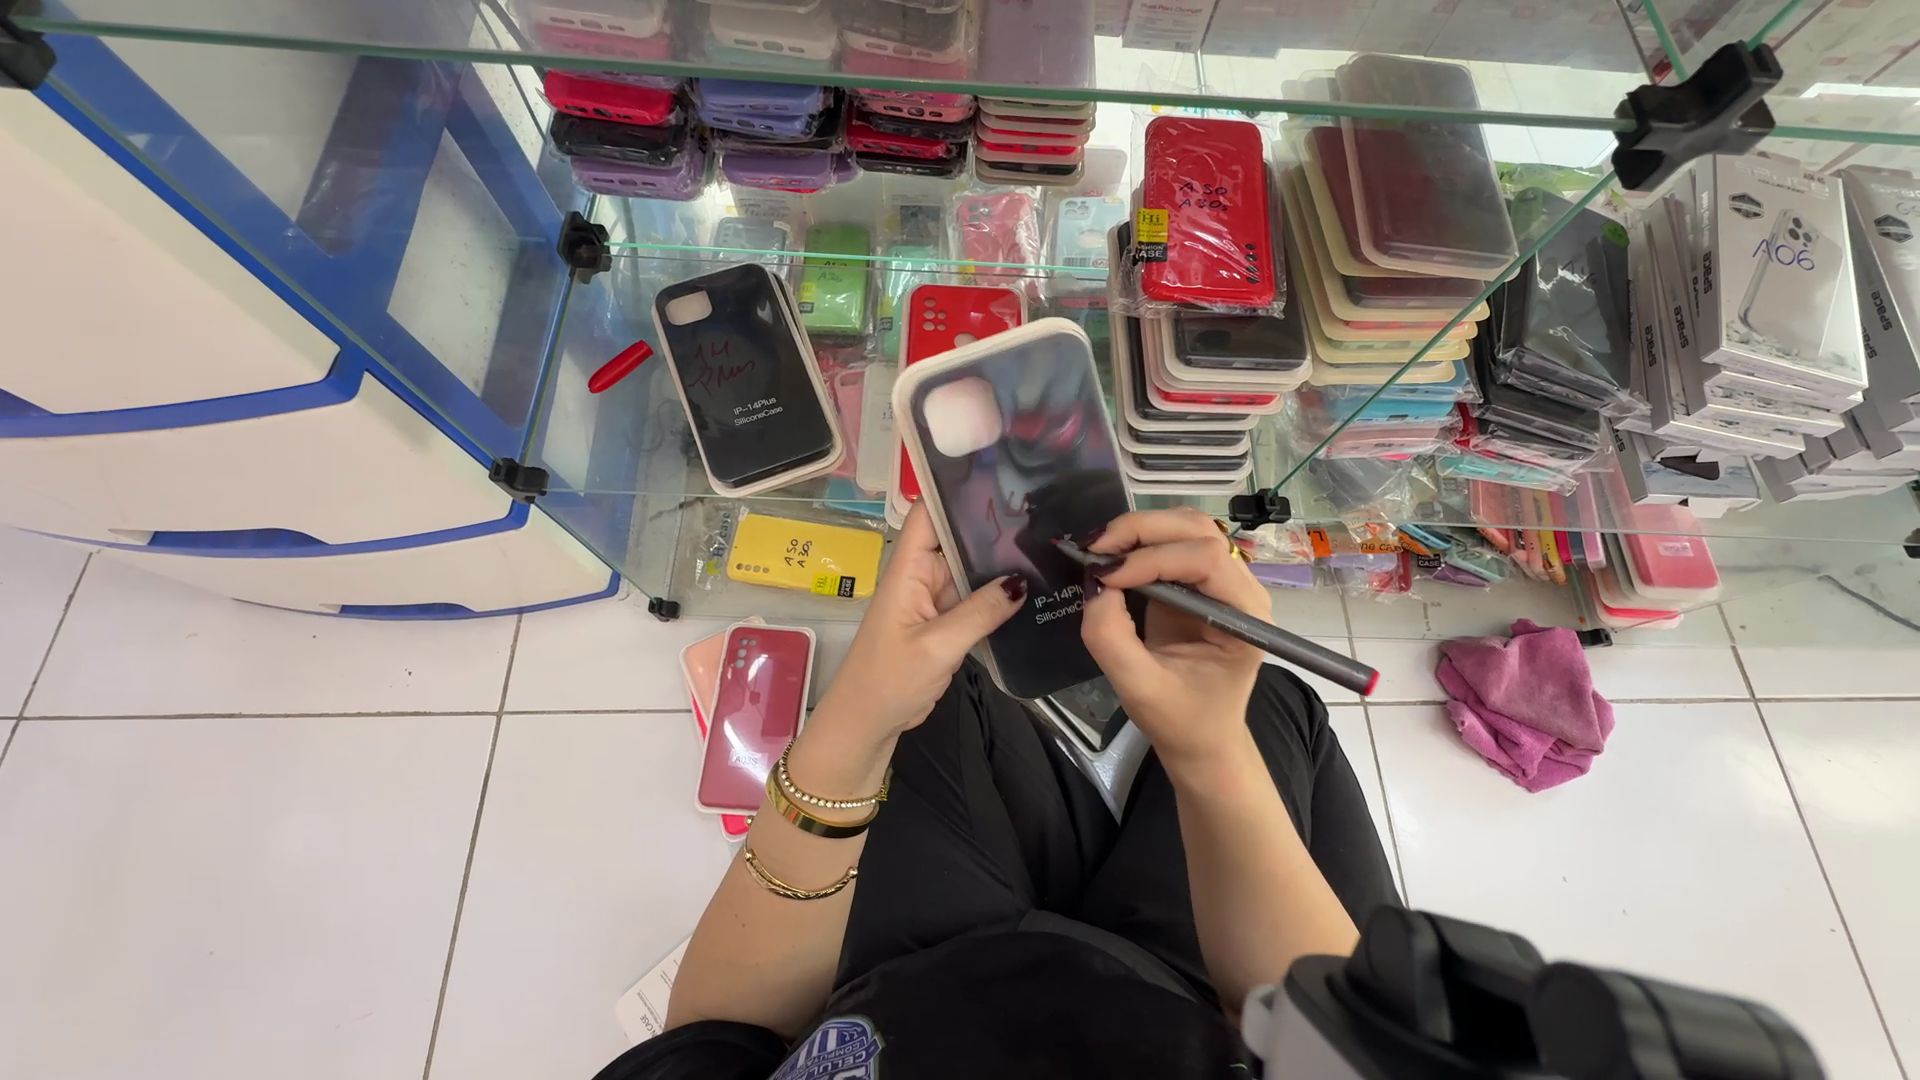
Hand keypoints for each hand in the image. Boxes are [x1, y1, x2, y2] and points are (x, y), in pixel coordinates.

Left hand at [813, 502, 1026, 737]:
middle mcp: (922, 577)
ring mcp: (935, 601)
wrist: (868, 725)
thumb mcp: (937, 646)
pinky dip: (999, 594)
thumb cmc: (888, 680)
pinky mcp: (947, 624)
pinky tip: (1034, 586)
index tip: (997, 476)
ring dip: (999, 561)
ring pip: (970, 570)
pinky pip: (976, 600)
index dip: (955, 492)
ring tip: (1047, 541)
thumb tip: (1021, 582)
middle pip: (956, 538)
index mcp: (907, 570)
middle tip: (1042, 510)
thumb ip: (980, 613)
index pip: (928, 515)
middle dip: (990, 526)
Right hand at [1079, 508, 1272, 768]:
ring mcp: (1223, 581)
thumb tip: (1096, 586)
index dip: (1152, 559)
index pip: (1205, 560)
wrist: (1202, 737)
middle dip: (1142, 530)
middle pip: (1198, 530)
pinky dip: (1140, 539)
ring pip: (1186, 526)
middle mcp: (1242, 589)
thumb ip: (1112, 639)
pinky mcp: (1199, 580)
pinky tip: (1112, 555)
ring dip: (1141, 529)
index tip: (1105, 576)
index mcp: (1244, 618)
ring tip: (1100, 549)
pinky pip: (1174, 541)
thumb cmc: (1181, 719)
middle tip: (1094, 548)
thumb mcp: (1139, 690)